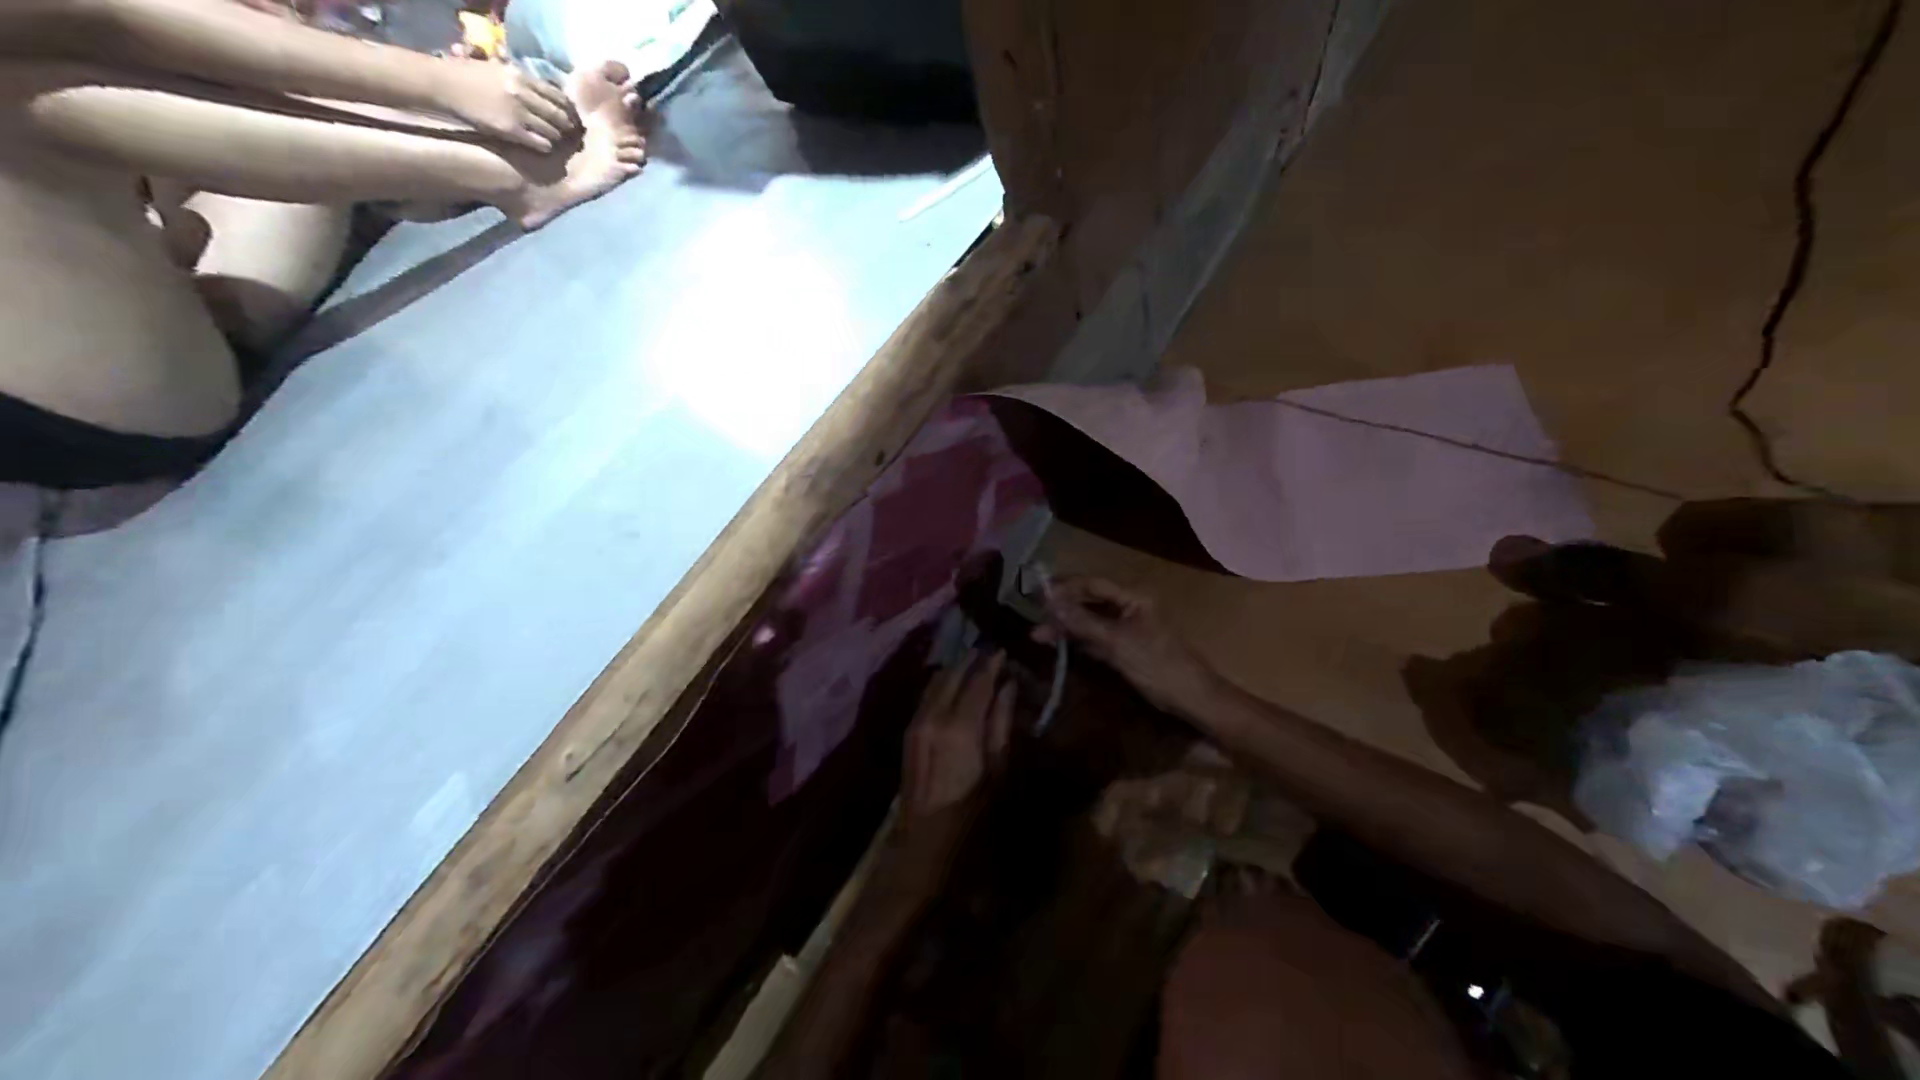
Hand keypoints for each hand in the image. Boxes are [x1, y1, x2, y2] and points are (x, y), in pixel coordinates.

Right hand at [435, 59, 577, 151]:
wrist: (443, 84)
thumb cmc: (469, 74)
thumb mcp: (498, 68)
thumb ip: (522, 79)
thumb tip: (544, 90)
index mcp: (521, 76)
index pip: (557, 95)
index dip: (568, 108)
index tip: (571, 114)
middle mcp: (523, 94)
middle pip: (559, 115)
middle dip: (567, 125)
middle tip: (570, 132)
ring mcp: (518, 113)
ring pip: (553, 131)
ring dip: (557, 137)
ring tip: (556, 139)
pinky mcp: (511, 130)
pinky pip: (541, 143)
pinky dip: (546, 146)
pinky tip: (545, 146)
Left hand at [902, 649, 1012, 817]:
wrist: (925, 842)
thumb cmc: (974, 813)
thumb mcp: (1000, 769)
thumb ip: (1003, 722)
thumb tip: (1009, 686)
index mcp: (960, 725)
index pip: (978, 678)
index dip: (993, 662)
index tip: (1006, 650)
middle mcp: (934, 714)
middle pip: (954, 672)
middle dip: (973, 659)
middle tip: (992, 653)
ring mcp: (917, 721)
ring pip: (937, 680)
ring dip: (957, 669)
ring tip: (977, 666)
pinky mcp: (909, 731)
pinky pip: (927, 694)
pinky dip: (943, 683)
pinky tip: (956, 687)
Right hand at [1036, 576, 1215, 713]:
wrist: (1190, 698)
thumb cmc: (1157, 665)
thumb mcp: (1117, 642)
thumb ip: (1084, 622)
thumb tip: (1051, 603)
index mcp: (1133, 598)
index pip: (1093, 585)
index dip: (1066, 588)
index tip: (1039, 594)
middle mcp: (1129, 608)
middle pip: (1090, 601)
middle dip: (1063, 608)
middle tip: (1035, 615)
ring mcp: (1127, 629)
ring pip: (1091, 621)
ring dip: (1067, 627)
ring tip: (1039, 634)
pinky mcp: (1125, 649)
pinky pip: (1096, 639)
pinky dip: (1079, 641)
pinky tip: (1059, 645)